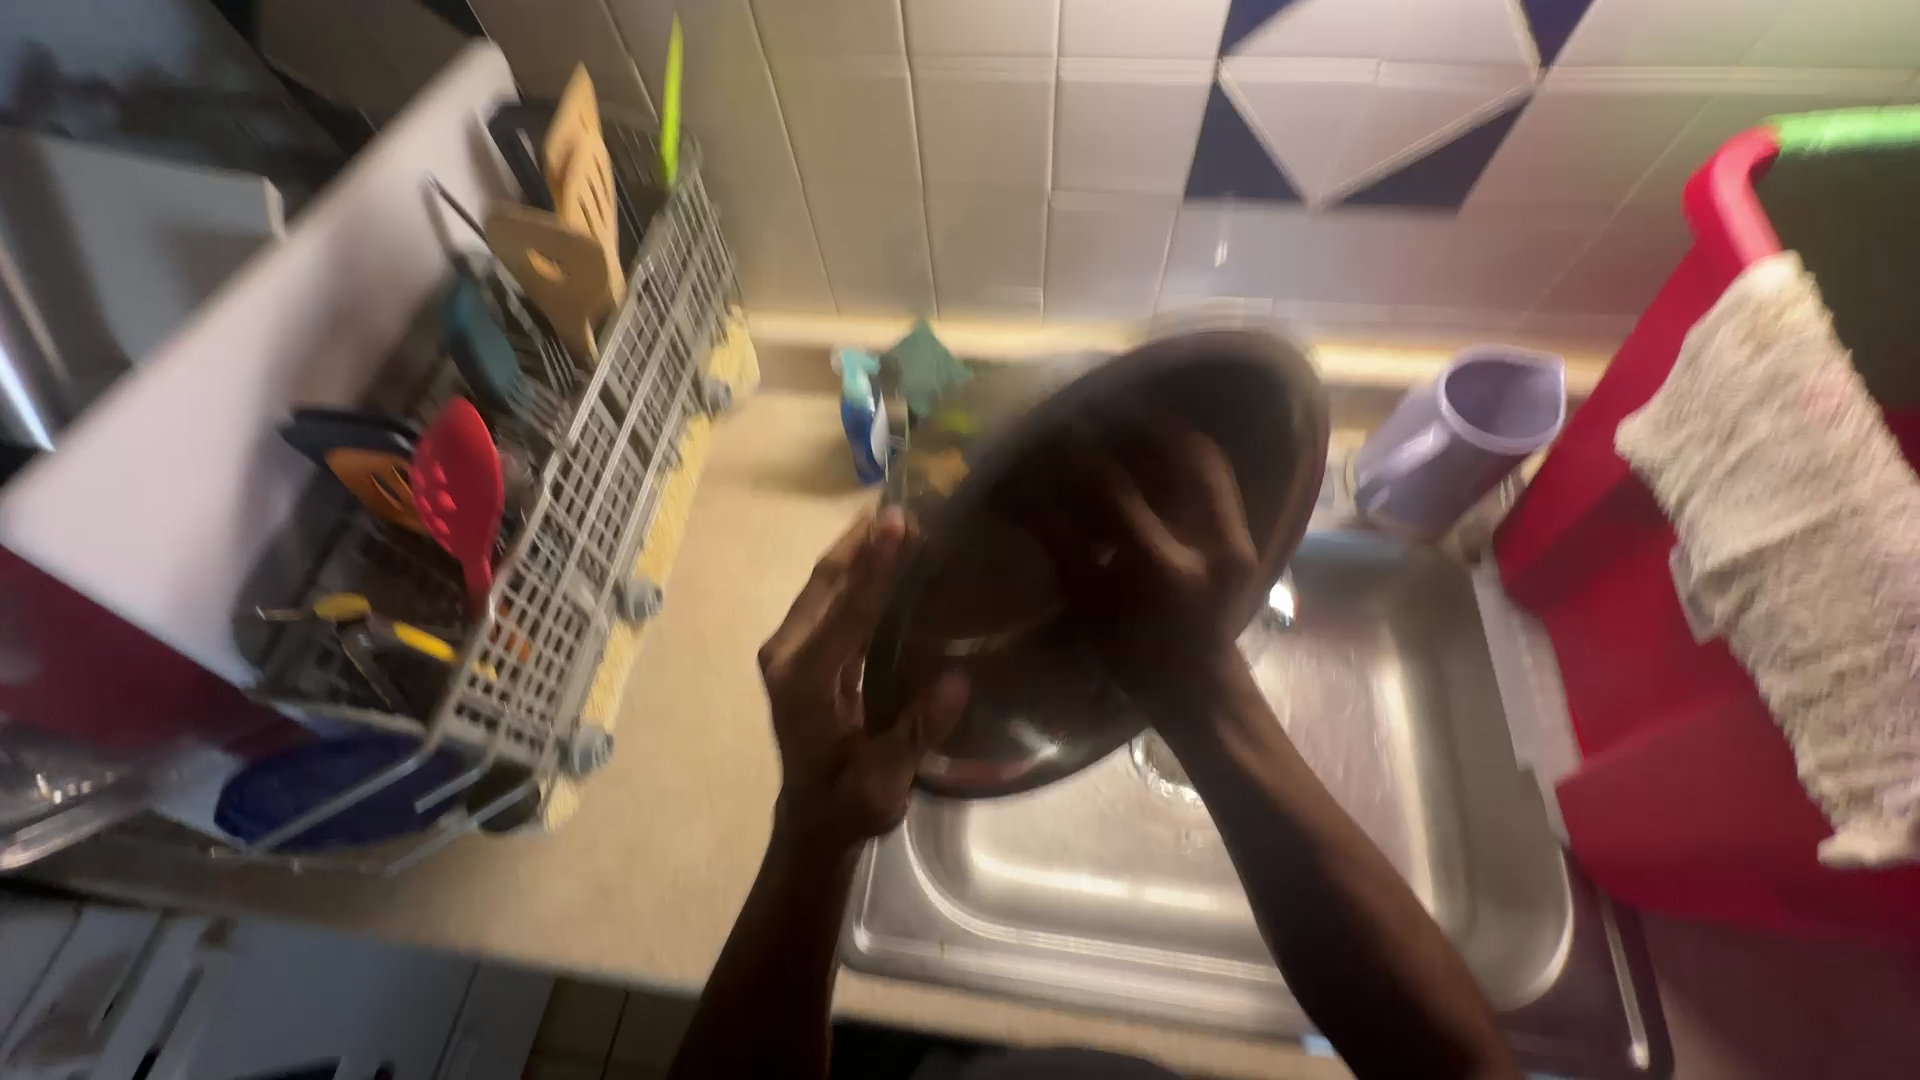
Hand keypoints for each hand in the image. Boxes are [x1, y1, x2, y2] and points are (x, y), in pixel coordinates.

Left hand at [757, 505, 969, 853]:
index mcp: (804, 682)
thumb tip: (958, 681)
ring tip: (896, 513)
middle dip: (865, 540)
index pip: (845, 612)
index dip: (875, 568)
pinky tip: (882, 550)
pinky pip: (829, 596)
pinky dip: (855, 568)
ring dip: (858, 547)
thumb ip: (915, 733)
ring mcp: (791, 649)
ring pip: (824, 582)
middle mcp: (788, 655)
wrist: (813, 819)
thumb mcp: (883, 783)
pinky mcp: (803, 649)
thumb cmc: (849, 803)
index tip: (900, 524)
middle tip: (906, 503)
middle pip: (826, 581)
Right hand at [1012, 417, 1259, 717]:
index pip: (1118, 495)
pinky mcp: (1244, 535)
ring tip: (1133, 410)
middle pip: (1185, 459)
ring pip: (1209, 461)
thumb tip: (1021, 495)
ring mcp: (1238, 539)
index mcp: (1165, 572)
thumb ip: (1061, 545)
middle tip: (1107, 400)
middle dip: (1144, 420)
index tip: (1058, 430)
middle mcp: (1212, 548)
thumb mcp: (1087, 605)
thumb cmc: (1131, 655)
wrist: (1197, 681)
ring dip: (1171, 428)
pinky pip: (1218, 476)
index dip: (1083, 457)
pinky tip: (1159, 441)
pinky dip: (1187, 451)